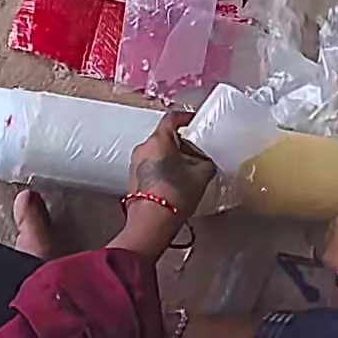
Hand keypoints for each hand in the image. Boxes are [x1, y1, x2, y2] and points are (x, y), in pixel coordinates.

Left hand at [109, 113, 214, 259]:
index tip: (194, 121)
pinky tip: (173, 180)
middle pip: (163, 137)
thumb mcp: (201, 174)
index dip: (184, 118)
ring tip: (186, 169)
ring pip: (156, 151)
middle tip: (195, 152)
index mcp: (159, 140)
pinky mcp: (132, 177)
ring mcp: (135, 163)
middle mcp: (143, 147)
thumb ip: (205, 161)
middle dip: (180, 142)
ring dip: (170, 156)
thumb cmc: (177, 192)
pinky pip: (149, 165)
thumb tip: (204, 160)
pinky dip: (161, 167)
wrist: (152, 220)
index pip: (171, 119)